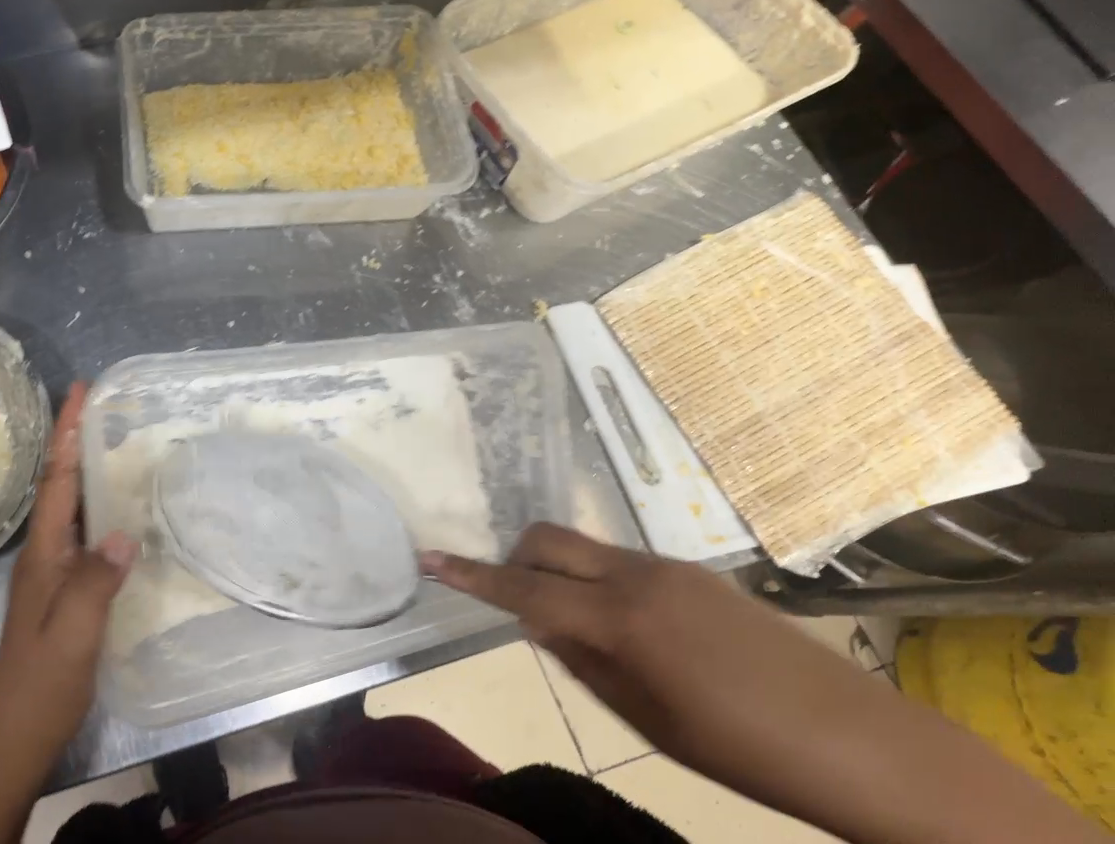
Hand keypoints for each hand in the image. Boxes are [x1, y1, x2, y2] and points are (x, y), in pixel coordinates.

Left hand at [0, 384, 134, 843]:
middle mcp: (44, 552)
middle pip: (60, 483)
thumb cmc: (42, 681)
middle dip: (76, 439)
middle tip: (106, 405)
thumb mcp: (72, 633)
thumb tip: (123, 529)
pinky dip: (98, 507)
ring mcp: (52, 571)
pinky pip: (82, 532)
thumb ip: (95, 582)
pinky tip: (121, 511)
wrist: (14, 730)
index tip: (78, 390)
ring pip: (71, 505)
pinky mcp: (65, 589)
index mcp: (43, 552)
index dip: (65, 432)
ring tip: (117, 441)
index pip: (56, 479)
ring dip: (87, 468)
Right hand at [423, 524, 1103, 843]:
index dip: (471, 576)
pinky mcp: (696, 574)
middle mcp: (638, 577)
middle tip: (511, 602)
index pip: (523, 590)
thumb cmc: (743, 751)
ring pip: (583, 548)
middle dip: (513, 559)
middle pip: (547, 541)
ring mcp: (671, 569)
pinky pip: (621, 561)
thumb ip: (581, 660)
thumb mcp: (646, 719)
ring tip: (574, 628)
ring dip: (557, 570)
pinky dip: (596, 580)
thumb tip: (536, 622)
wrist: (864, 744)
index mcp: (621, 621)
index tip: (428, 559)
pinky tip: (623, 628)